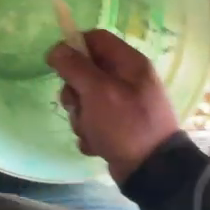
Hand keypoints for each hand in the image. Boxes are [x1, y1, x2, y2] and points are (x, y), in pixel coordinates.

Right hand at [47, 30, 180, 182]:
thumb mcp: (97, 91)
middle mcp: (127, 79)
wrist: (152, 171)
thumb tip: (56, 49)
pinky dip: (90, 132)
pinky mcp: (118, 125)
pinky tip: (97, 144)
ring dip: (80, 116)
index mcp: (129, 63)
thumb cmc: (125, 125)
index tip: (58, 65)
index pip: (95, 38)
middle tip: (78, 105)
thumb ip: (75, 67)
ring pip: (85, 98)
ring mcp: (122, 104)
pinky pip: (92, 120)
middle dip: (74, 91)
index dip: (74, 48)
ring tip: (91, 130)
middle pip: (85, 71)